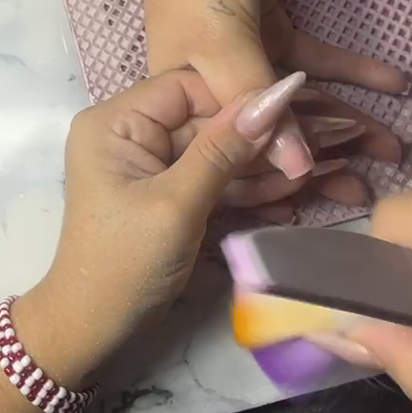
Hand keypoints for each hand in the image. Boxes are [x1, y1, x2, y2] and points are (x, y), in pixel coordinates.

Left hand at [17, 68, 300, 380]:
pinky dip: (242, 184)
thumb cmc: (125, 263)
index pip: (188, 87)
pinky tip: (287, 189)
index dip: (239, 100)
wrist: (93, 326)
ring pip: (212, 147)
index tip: (291, 120)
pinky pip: (208, 174)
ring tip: (313, 170)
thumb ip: (224, 149)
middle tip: (318, 147)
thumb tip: (276, 94)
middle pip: (204, 116)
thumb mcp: (177, 204)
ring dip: (258, 163)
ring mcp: (146, 161)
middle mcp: (128, 130)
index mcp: (115, 121)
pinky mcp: (163, 188)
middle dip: (257, 136)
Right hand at [138, 0, 407, 184]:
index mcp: (191, 108)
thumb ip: (256, 107)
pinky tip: (396, 82)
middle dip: (326, 160)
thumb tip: (297, 172)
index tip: (341, 196)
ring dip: (347, 119)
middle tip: (377, 183)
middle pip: (275, 136)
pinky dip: (352, 73)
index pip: (242, 157)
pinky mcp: (269, 35)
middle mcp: (217, 96)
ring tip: (397, 146)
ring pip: (300, 104)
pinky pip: (315, 64)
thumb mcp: (223, 47)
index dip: (289, 182)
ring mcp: (245, 65)